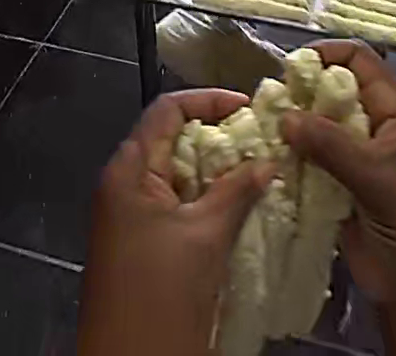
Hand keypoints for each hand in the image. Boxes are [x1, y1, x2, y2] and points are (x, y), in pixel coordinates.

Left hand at [77, 89, 271, 355]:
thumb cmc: (160, 295)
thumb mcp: (204, 237)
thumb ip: (236, 190)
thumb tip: (269, 160)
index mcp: (129, 169)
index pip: (167, 109)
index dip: (208, 100)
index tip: (248, 108)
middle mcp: (126, 182)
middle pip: (173, 137)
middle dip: (218, 135)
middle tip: (260, 140)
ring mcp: (132, 213)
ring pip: (179, 171)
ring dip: (217, 168)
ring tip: (259, 168)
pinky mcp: (142, 240)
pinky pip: (178, 201)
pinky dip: (208, 196)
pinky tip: (241, 204)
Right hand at [279, 42, 395, 355]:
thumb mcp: (378, 176)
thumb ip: (331, 143)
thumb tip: (285, 114)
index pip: (361, 60)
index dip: (328, 53)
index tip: (292, 66)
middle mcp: (377, 125)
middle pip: (336, 88)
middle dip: (304, 90)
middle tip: (270, 101)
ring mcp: (359, 156)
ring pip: (321, 124)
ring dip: (295, 125)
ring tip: (264, 128)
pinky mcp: (342, 185)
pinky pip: (313, 158)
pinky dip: (293, 155)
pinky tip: (271, 158)